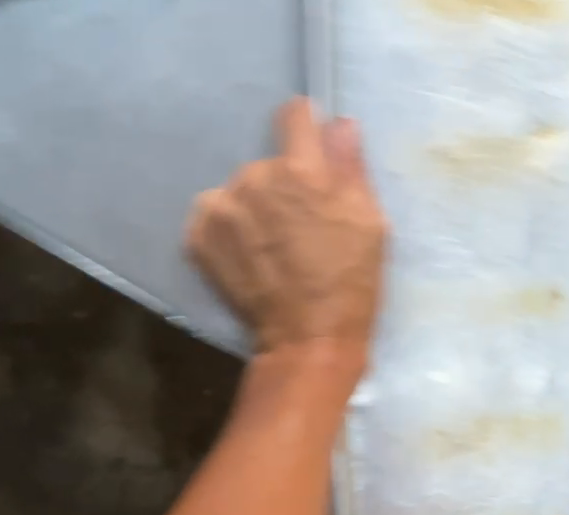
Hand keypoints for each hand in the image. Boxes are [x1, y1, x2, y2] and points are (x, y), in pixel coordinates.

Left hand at [186, 98, 386, 358]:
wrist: (308, 343)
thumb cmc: (351, 287)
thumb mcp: (370, 226)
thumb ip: (351, 168)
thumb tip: (339, 123)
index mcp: (302, 171)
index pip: (294, 116)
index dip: (306, 127)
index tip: (312, 152)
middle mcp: (255, 177)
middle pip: (269, 164)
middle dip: (284, 188)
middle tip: (301, 231)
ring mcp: (221, 206)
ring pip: (241, 192)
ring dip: (255, 211)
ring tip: (273, 252)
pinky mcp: (198, 236)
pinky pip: (214, 217)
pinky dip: (230, 234)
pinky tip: (250, 261)